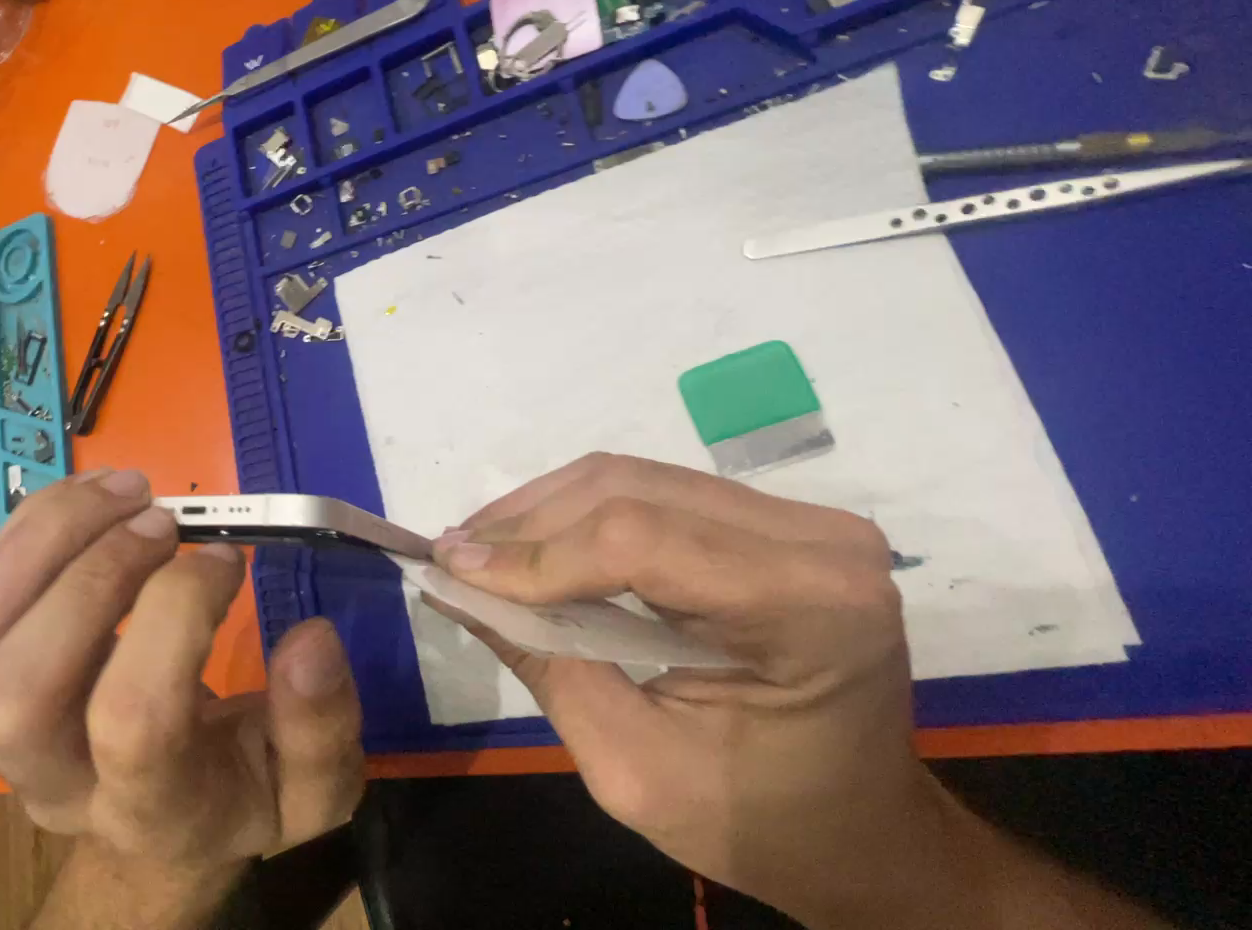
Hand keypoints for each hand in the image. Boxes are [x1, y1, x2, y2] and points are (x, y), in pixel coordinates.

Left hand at [0, 468, 364, 871]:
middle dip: (94, 577)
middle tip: (165, 519)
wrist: (165, 823)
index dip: (179, 616)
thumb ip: (320, 729)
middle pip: (20, 689)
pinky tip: (95, 497)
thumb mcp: (313, 789)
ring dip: (46, 538)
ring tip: (127, 490)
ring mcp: (5, 729)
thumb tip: (313, 640)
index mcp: (148, 810)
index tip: (230, 556)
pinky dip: (30, 528)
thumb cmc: (241, 795)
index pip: (132, 722)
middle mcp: (54, 777)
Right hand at [428, 453, 940, 924]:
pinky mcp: (769, 521)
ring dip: (542, 510)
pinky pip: (650, 492)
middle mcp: (816, 539)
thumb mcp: (633, 767)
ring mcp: (798, 520)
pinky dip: (576, 514)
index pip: (640, 542)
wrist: (858, 832)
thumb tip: (450, 585)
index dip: (536, 553)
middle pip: (631, 491)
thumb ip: (544, 664)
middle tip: (450, 556)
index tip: (451, 571)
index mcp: (809, 608)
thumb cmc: (757, 823)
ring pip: (632, 478)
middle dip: (527, 523)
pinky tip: (528, 541)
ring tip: (477, 548)